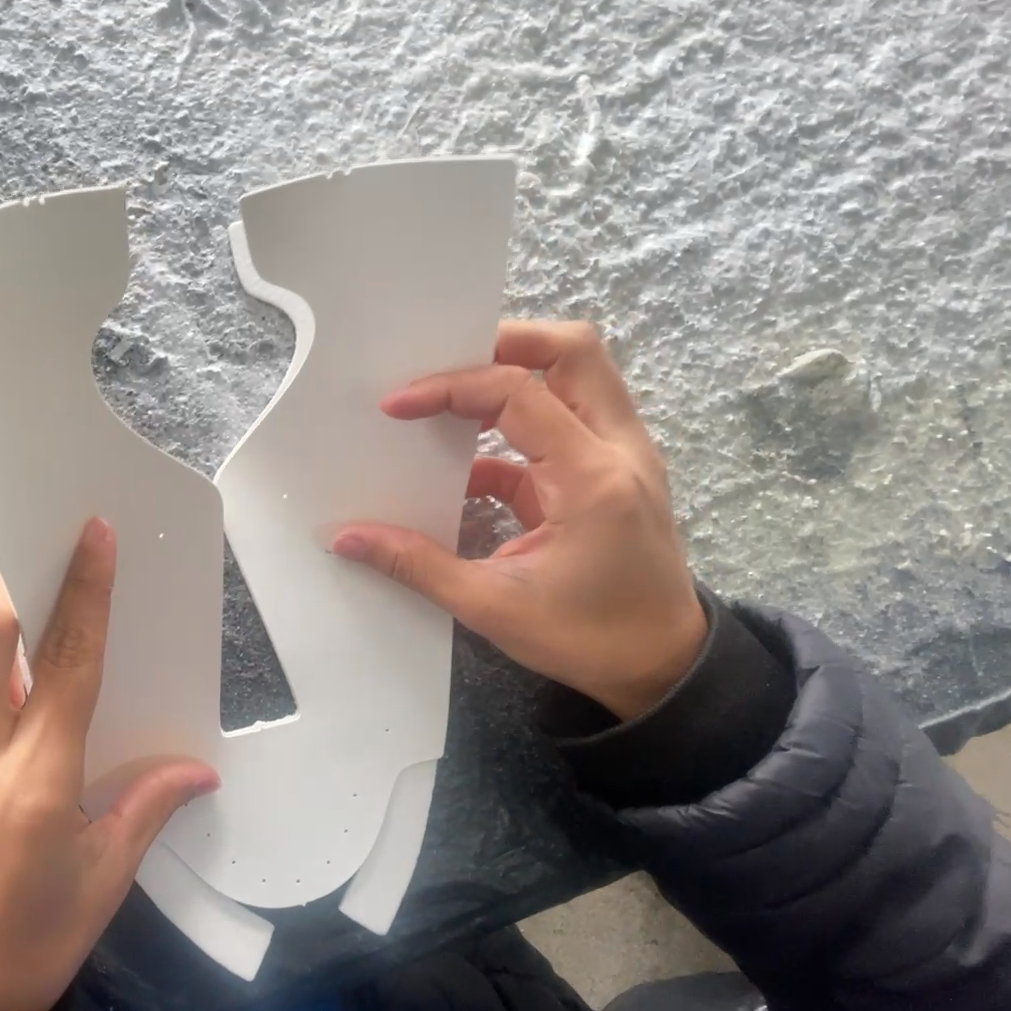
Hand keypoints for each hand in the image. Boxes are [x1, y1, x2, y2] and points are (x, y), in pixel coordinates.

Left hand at [0, 518, 219, 1010]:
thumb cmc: (36, 936)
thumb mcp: (105, 878)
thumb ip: (148, 806)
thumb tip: (200, 769)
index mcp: (37, 783)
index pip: (67, 661)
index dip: (84, 590)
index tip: (90, 535)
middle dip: (11, 587)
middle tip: (37, 582)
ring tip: (9, 669)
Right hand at [332, 320, 705, 720]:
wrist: (665, 669)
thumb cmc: (588, 639)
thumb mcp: (492, 605)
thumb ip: (415, 564)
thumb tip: (346, 538)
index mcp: (592, 477)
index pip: (518, 393)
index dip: (450, 388)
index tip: (396, 405)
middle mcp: (617, 449)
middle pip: (573, 350)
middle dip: (502, 342)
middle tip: (442, 361)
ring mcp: (619, 457)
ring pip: (575, 375)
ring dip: (512, 374)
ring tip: (448, 398)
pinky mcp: (606, 474)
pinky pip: (558, 424)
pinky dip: (509, 429)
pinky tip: (462, 465)